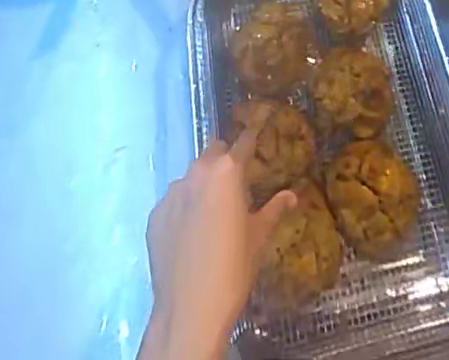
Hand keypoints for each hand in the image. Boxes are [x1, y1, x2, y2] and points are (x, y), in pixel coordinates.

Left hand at [140, 122, 297, 359]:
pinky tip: (190, 234)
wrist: (189, 309)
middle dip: (225, 160)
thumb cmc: (233, 269)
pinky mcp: (155, 213)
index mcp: (227, 172)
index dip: (251, 140)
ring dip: (203, 185)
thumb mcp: (259, 237)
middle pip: (214, 152)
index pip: (243, 142)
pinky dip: (183, 209)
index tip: (256, 139)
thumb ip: (275, 209)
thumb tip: (292, 195)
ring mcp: (172, 192)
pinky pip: (174, 201)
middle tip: (236, 184)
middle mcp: (197, 172)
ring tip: (212, 214)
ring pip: (192, 176)